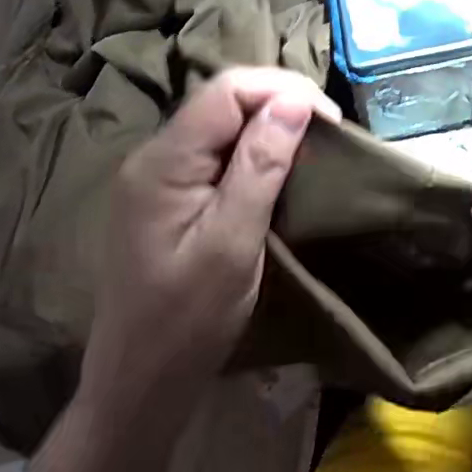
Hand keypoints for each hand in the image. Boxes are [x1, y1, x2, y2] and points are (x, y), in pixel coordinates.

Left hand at [90, 67, 337, 385]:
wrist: (140, 382)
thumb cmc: (188, 320)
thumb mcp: (232, 242)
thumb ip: (260, 166)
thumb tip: (294, 101)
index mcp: (163, 162)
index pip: (225, 90)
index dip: (282, 90)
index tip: (330, 120)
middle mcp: (154, 156)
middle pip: (221, 100)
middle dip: (279, 102)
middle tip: (327, 132)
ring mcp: (158, 176)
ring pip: (220, 123)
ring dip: (268, 124)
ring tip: (312, 144)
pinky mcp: (168, 196)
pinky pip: (215, 151)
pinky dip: (253, 149)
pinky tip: (278, 166)